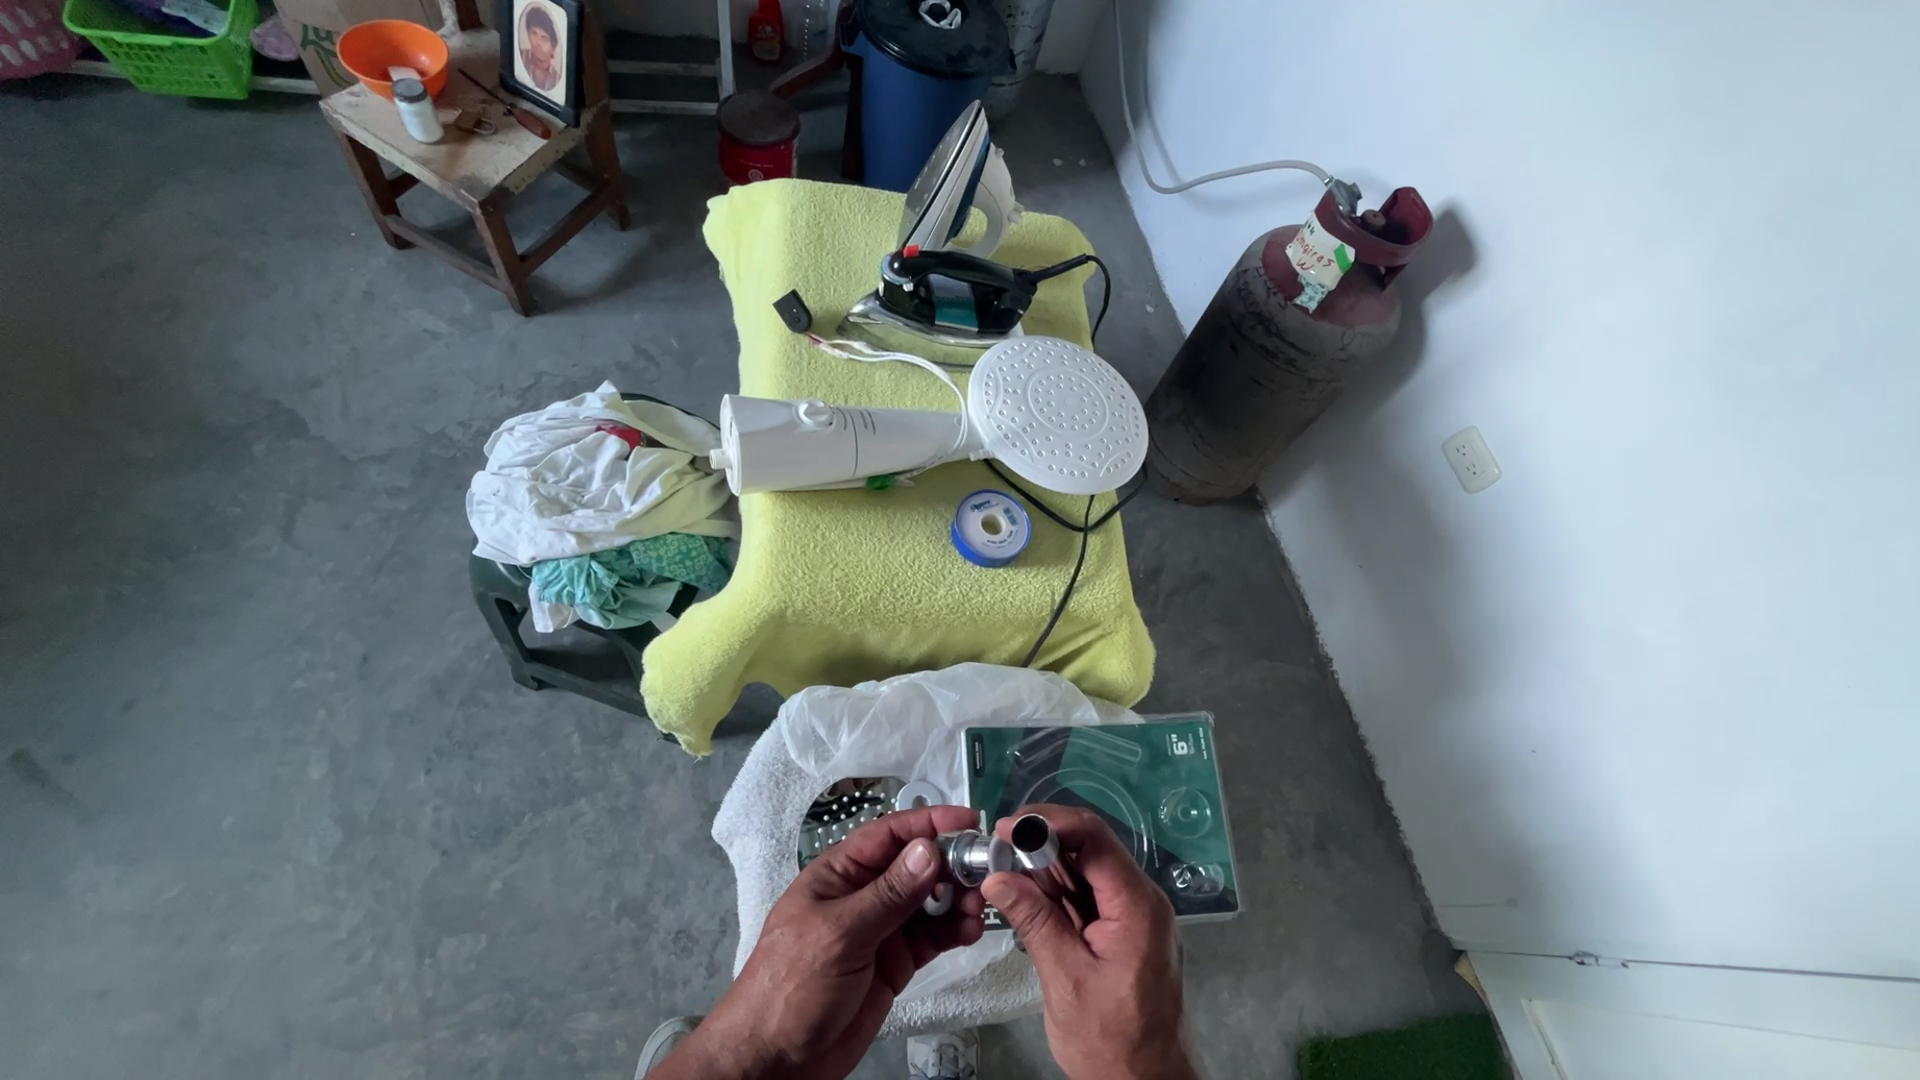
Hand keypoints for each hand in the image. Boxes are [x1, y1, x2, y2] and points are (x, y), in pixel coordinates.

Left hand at [657, 805, 986, 1079]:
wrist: (775, 1062)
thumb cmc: (794, 983)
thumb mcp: (840, 932)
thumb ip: (888, 894)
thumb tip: (928, 849)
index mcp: (841, 873)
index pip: (890, 834)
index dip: (928, 822)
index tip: (969, 820)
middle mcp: (865, 894)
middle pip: (915, 865)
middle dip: (951, 862)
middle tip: (986, 869)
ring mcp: (882, 929)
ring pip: (929, 900)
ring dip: (957, 898)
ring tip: (981, 906)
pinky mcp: (896, 962)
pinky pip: (931, 936)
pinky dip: (954, 930)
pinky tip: (971, 930)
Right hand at [983, 805, 1198, 1079]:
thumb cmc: (1112, 1042)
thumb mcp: (1066, 979)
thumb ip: (1034, 921)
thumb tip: (996, 877)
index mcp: (1137, 905)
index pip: (1094, 838)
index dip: (1048, 823)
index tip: (1006, 828)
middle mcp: (1141, 898)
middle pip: (1089, 846)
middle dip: (1041, 841)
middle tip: (998, 850)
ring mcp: (1134, 912)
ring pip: (1085, 866)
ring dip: (1044, 865)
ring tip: (1005, 870)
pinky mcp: (1123, 927)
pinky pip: (1087, 891)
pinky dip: (1056, 889)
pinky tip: (1028, 894)